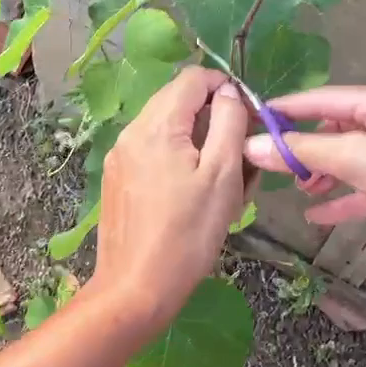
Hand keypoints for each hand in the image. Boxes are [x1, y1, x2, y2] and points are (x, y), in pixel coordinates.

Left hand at [91, 68, 249, 327]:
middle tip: (240, 152)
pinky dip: (177, 158)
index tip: (247, 116)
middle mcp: (132, 132)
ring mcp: (120, 156)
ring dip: (197, 140)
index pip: (193, 78)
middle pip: (177, 100)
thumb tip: (228, 92)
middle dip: (212, 116)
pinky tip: (193, 193)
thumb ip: (228, 123)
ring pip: (166, 128)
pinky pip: (152, 151)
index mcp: (157, 126)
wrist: (136, 288)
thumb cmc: (188, 234)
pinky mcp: (117, 179)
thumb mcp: (222, 175)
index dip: (225, 87)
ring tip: (221, 179)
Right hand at [243, 86, 365, 267]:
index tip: (252, 120)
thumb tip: (251, 145)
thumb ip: (303, 151)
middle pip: (336, 126)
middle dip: (305, 145)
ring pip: (352, 157)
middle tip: (275, 165)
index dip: (286, 109)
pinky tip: (319, 214)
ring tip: (299, 189)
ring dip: (323, 172)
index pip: (321, 98)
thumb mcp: (356, 159)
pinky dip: (344, 196)